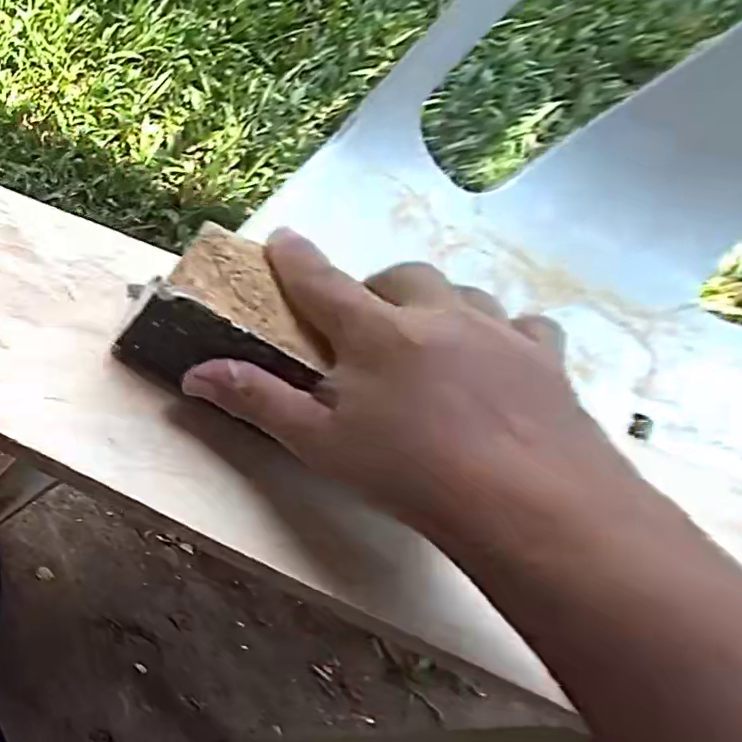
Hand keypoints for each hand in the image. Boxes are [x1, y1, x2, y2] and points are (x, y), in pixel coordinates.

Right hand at [180, 230, 638, 544]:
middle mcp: (438, 317)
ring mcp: (498, 332)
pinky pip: (521, 324)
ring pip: (461, 292)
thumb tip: (194, 374)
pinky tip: (494, 358)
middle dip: (374, 288)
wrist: (532, 504)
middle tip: (362, 324)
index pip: (322, 283)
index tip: (282, 238)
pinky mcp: (547, 359)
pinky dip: (498, 331)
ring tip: (425, 339)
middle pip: (399, 276)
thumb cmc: (409, 474)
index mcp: (376, 334)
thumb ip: (257, 400)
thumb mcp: (318, 442)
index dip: (296, 259)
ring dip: (434, 304)